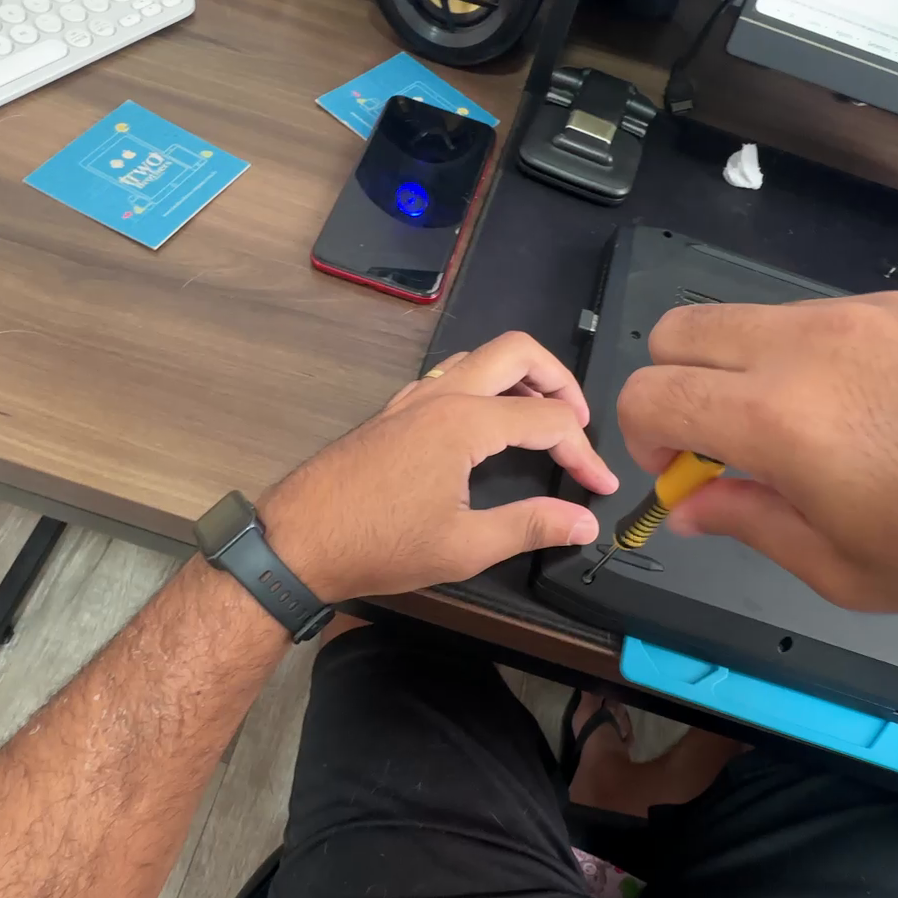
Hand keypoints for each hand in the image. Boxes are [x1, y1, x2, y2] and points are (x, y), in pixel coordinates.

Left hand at [261, 332, 617, 602]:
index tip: (601, 486)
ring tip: (539, 415)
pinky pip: (446, 377)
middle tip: (579, 421)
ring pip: (477, 357)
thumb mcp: (464, 546)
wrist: (296, 542)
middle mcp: (440, 395)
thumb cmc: (379, 546)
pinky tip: (482, 423)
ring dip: (517, 375)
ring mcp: (410, 399)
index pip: (548, 419)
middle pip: (516, 352)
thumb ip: (531, 525)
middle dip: (559, 379)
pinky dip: (480, 385)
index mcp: (464, 422)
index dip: (584, 452)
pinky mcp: (391, 413)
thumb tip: (586, 521)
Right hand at [616, 291, 897, 633]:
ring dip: (743, 374)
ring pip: (750, 320)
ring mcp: (869, 311)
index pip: (647, 392)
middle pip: (677, 329)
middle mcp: (810, 342)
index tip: (680, 474)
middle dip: (673, 388)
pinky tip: (886, 414)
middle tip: (722, 445)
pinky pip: (824, 320)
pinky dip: (811, 361)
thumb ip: (749, 524)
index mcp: (779, 415)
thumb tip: (693, 505)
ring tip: (814, 438)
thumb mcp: (849, 571)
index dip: (639, 438)